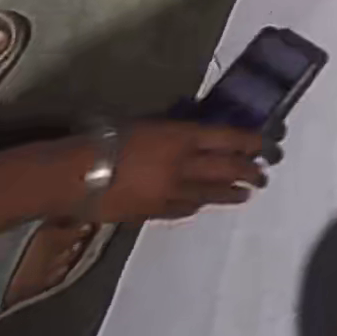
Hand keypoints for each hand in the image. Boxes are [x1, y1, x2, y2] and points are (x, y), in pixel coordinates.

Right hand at [68, 121, 270, 223]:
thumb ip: (179, 131)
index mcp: (184, 137)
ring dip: (233, 192)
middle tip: (264, 174)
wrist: (67, 174)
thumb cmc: (104, 137)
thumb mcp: (149, 124)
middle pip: (230, 168)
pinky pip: (184, 208)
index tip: (269, 145)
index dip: (253, 142)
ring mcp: (171, 190)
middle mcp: (185, 164)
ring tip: (247, 193)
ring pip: (213, 193)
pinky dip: (198, 205)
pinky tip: (204, 205)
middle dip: (251, 171)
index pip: (231, 138)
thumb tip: (201, 135)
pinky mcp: (153, 211)